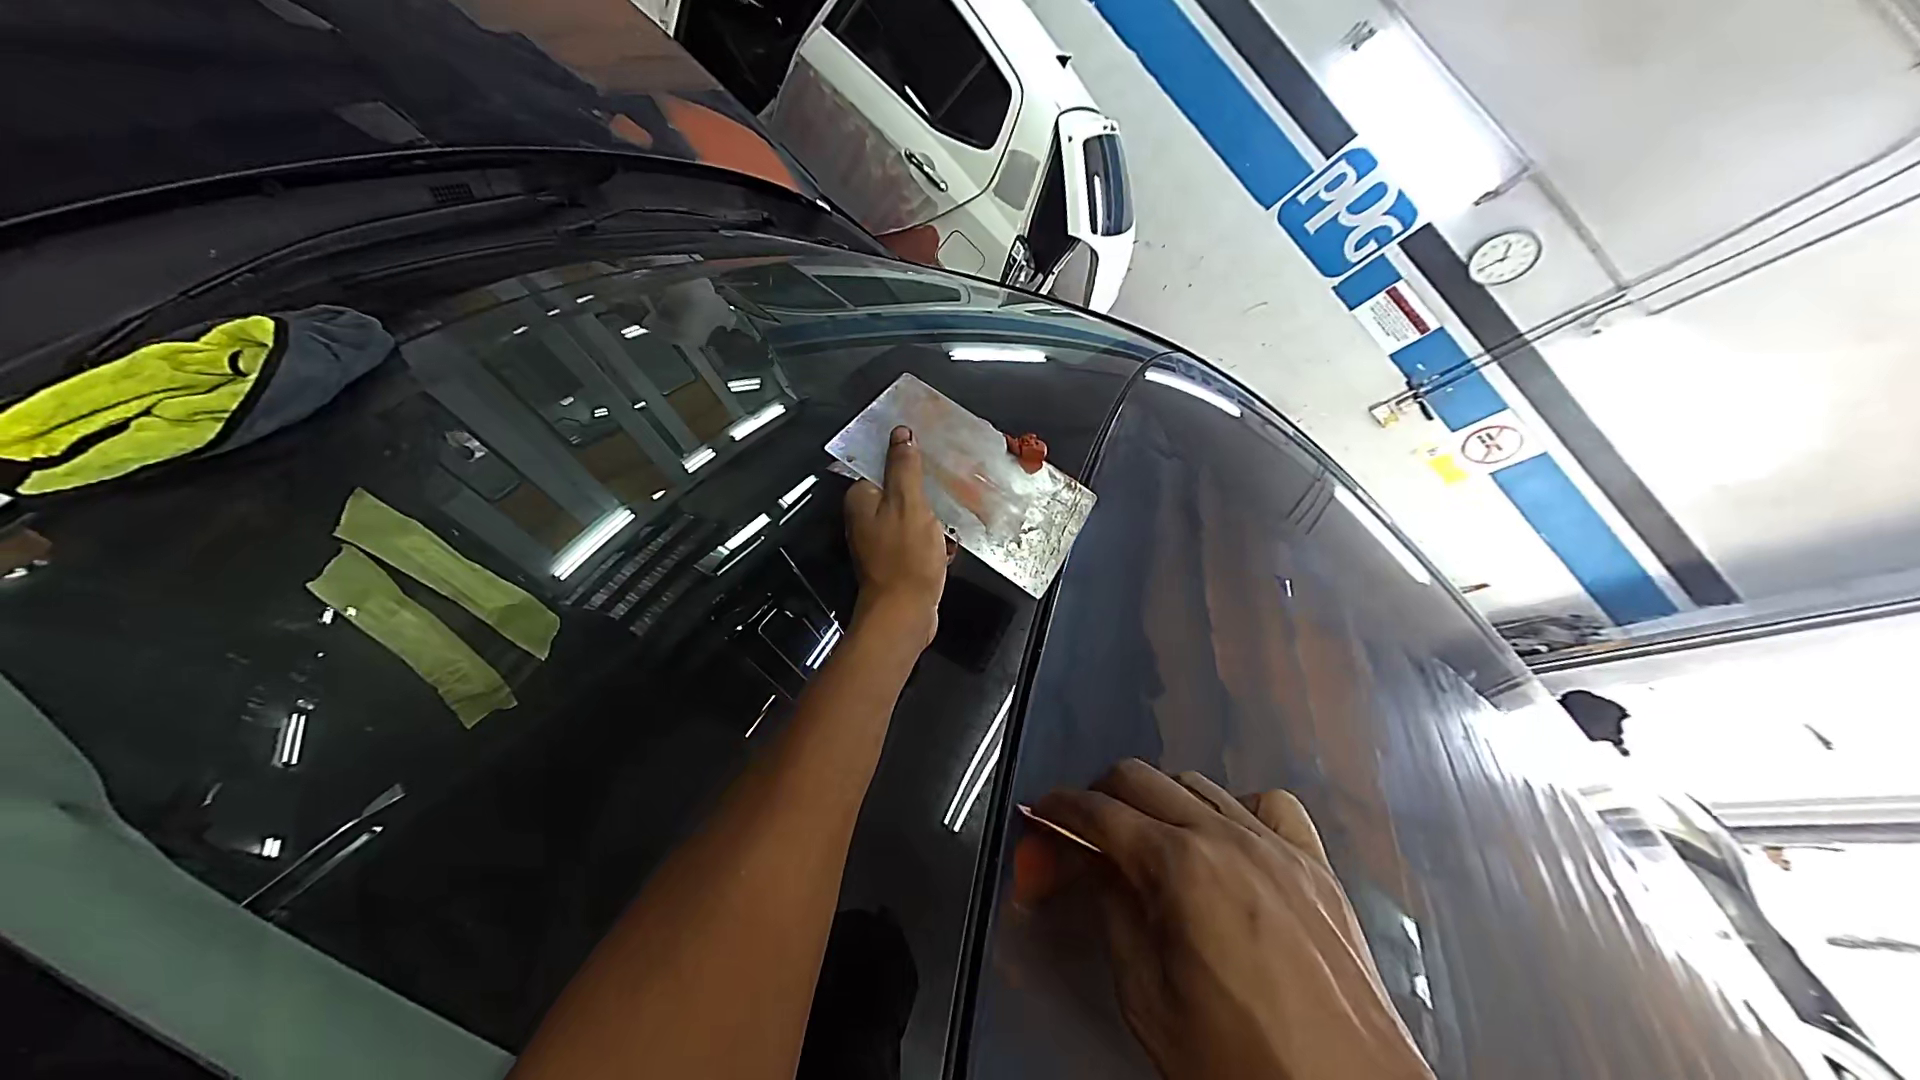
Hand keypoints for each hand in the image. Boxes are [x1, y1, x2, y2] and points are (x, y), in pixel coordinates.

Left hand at [845, 425, 949, 645]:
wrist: (905, 613)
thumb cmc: (905, 558)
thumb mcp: (909, 504)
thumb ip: (904, 467)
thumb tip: (900, 434)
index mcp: (861, 498)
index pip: (880, 463)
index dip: (905, 454)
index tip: (930, 450)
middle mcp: (865, 517)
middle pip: (898, 487)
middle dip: (924, 487)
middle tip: (948, 482)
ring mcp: (880, 539)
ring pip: (911, 513)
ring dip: (933, 514)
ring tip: (952, 514)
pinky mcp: (897, 558)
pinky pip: (917, 536)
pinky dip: (933, 537)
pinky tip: (947, 542)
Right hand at [1033, 761, 1432, 1079]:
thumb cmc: (1242, 1062)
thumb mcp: (1147, 995)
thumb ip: (1112, 912)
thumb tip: (1095, 866)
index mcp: (1179, 867)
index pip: (1098, 813)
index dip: (1059, 808)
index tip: (1041, 812)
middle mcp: (1226, 838)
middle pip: (1139, 778)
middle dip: (1099, 796)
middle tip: (1083, 830)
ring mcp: (1276, 844)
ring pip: (1194, 781)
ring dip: (1157, 799)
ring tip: (1146, 838)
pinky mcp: (1314, 862)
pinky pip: (1266, 803)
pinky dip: (1232, 807)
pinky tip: (1225, 838)